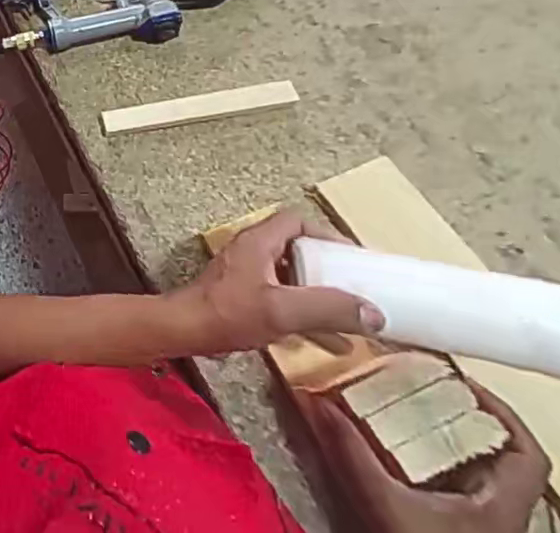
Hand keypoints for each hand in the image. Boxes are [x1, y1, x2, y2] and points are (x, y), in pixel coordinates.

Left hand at [174, 209, 385, 355]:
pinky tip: (323, 337)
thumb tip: (372, 313)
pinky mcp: (242, 294)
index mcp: (259, 241)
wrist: (186, 331)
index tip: (350, 256)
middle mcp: (252, 250)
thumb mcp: (282, 311)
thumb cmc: (227, 313)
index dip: (326, 234)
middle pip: (296, 247)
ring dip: (317, 292)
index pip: (296, 221)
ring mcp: (245, 272)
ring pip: (290, 275)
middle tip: (351, 285)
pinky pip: (280, 295)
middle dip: (326, 266)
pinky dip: (302, 310)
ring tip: (345, 314)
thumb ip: (327, 310)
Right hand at [297, 383, 551, 532]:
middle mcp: (504, 520)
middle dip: (469, 424)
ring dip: (456, 450)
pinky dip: (442, 476)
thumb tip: (316, 401)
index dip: (504, 413)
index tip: (462, 383)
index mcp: (502, 507)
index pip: (529, 454)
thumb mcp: (386, 509)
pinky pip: (465, 500)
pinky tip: (407, 467)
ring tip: (413, 420)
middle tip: (427, 394)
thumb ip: (353, 455)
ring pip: (485, 483)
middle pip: (505, 463)